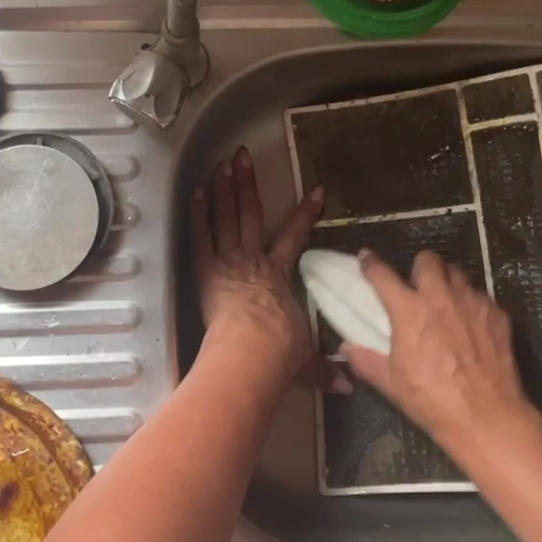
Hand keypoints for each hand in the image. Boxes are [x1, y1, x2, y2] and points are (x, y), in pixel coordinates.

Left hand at [190, 147, 344, 391]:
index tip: (316, 190)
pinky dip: (197, 213)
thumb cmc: (280, 351)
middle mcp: (254, 258)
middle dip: (248, 183)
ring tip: (221, 163)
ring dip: (224, 188)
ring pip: (226, 216)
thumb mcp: (304, 359)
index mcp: (280, 273)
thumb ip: (322, 368)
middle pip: (251, 213)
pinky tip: (195, 191)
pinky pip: (200, 235)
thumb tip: (347, 385)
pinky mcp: (205, 269)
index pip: (296, 236)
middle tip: (243, 156)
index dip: (306, 212)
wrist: (254, 350)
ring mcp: (229, 260)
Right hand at [344, 250, 541, 452]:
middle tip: (417, 283)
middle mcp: (440, 296)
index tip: (366, 258)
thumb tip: (346, 348)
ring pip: (457, 274)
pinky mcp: (497, 315)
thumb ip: (366, 360)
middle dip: (419, 267)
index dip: (370, 263)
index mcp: (408, 310)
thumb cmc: (431, 400)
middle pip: (428, 260)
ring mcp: (472, 303)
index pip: (382, 275)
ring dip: (447, 281)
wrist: (486, 416)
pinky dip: (471, 304)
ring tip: (445, 300)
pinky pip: (481, 297)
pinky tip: (471, 324)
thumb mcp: (391, 383)